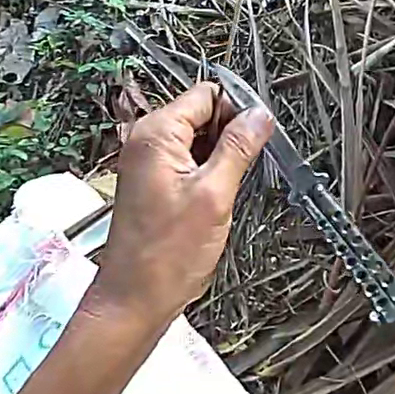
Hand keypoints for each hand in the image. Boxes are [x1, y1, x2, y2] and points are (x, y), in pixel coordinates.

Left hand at [86, 81, 273, 328]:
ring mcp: (147, 161)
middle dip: (229, 134)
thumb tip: (259, 116)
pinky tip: (215, 196)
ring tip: (227, 187)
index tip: (258, 133)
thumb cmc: (165, 255)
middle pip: (201, 113)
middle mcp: (146, 141)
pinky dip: (207, 170)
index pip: (206, 94)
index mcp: (156, 134)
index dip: (237, 110)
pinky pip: (187, 159)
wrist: (135, 298)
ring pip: (197, 138)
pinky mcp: (153, 181)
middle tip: (244, 166)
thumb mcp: (214, 194)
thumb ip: (238, 148)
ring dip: (219, 155)